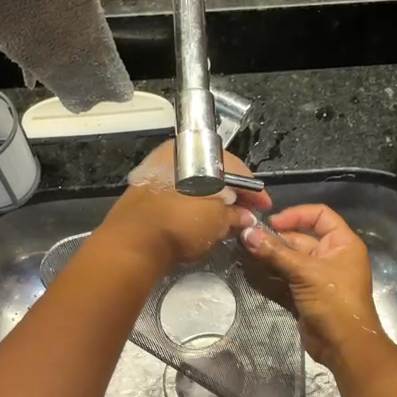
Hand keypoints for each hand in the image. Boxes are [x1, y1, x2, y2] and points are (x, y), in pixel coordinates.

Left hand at [95, 140, 272, 273]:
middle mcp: (173, 156)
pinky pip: (178, 195)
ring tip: (227, 220)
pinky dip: (194, 205)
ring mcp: (156, 173)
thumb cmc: (180, 223)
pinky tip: (202, 221)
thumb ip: (236, 215)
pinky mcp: (144, 193)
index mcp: (193, 152)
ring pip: (194, 185)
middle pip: (213, 174)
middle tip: (247, 213)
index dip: (253, 189)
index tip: (264, 206)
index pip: (234, 166)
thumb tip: (246, 217)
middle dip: (232, 194)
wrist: (133, 243)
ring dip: (213, 200)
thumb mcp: (217, 220)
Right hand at [240, 204, 388, 366]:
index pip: (320, 215)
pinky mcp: (306, 294)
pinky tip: (251, 271)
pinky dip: (271, 275)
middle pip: (301, 238)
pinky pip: (286, 278)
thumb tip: (246, 233)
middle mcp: (332, 256)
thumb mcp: (305, 272)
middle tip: (247, 240)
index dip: (296, 215)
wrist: (344, 345)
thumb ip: (275, 252)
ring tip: (245, 253)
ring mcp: (319, 276)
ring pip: (291, 259)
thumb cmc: (334, 301)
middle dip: (275, 239)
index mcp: (342, 243)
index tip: (271, 223)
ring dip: (270, 257)